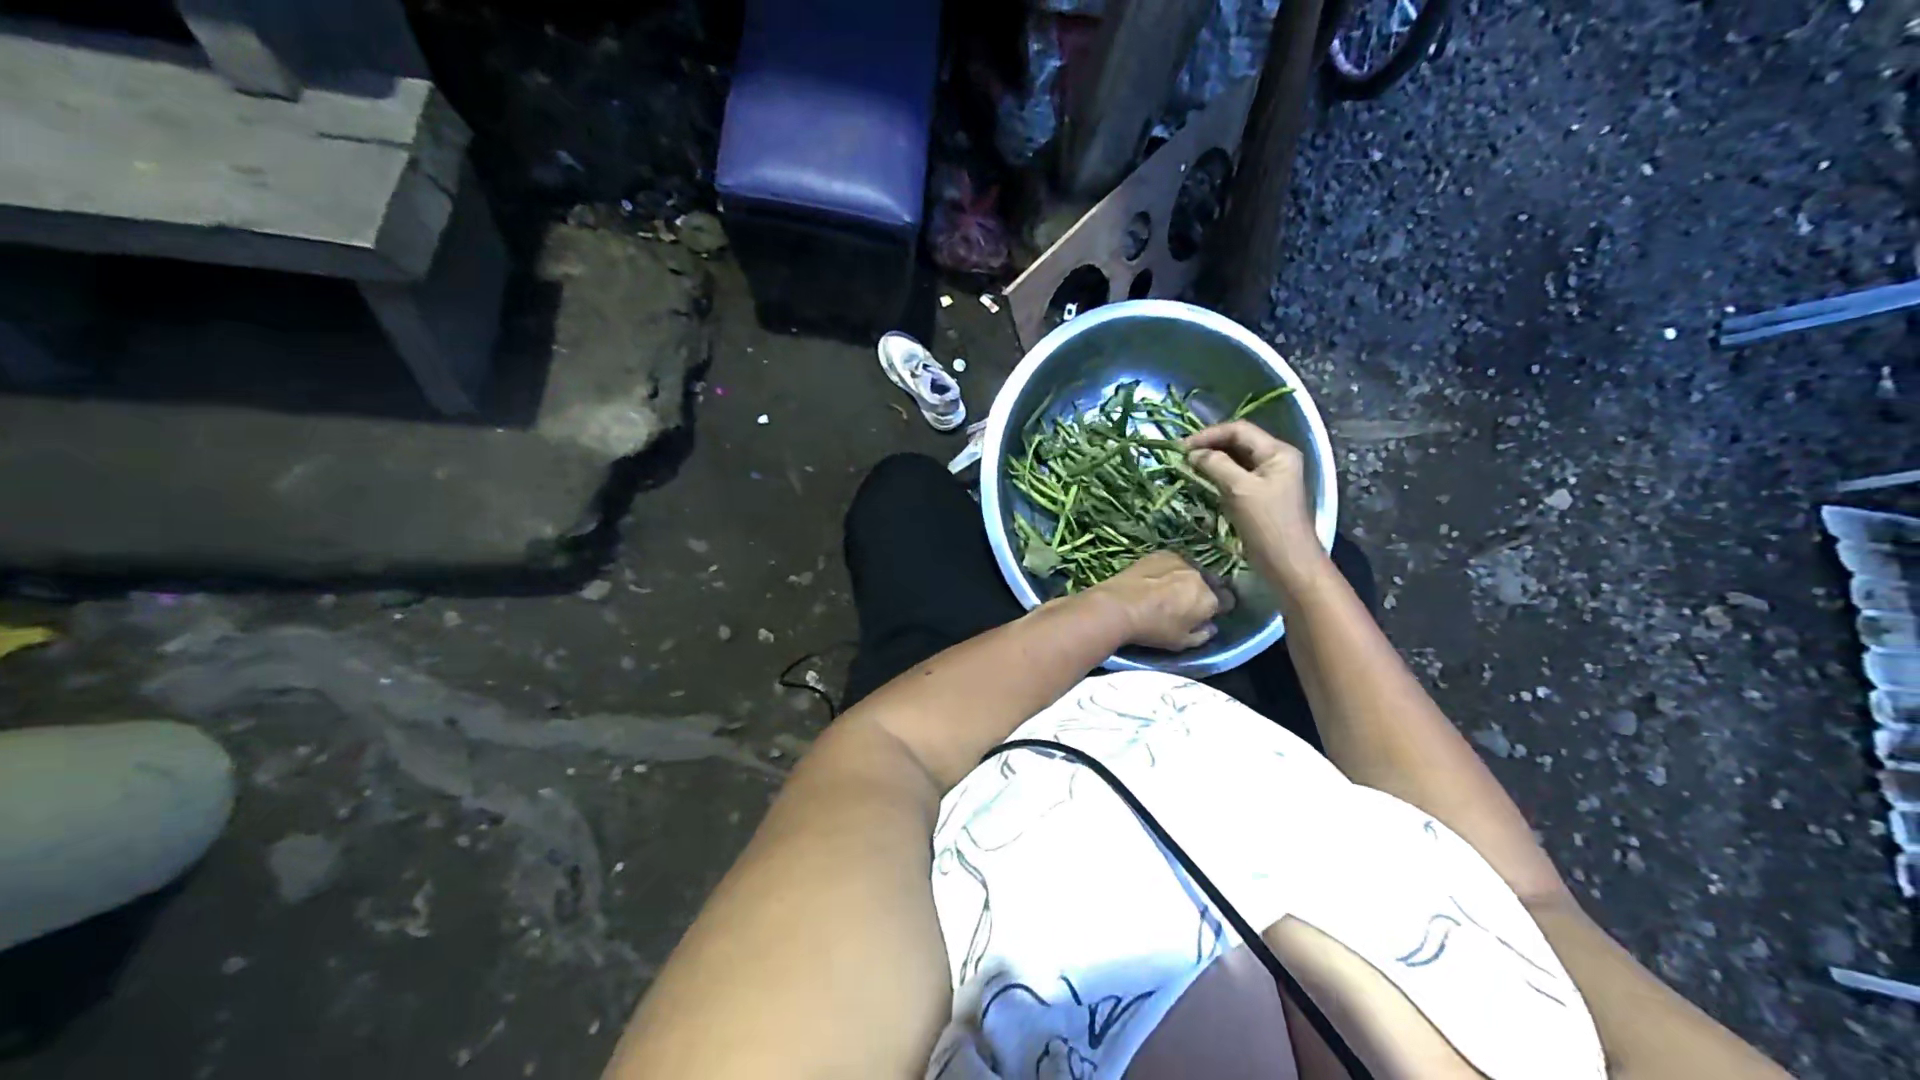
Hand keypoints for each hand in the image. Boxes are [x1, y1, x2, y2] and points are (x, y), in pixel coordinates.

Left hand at [1083, 551, 1232, 650]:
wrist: (1118, 606)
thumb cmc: (1152, 629)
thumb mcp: (1181, 642)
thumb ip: (1202, 635)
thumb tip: (1210, 627)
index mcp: (1210, 599)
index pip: (1227, 602)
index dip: (1220, 608)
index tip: (1210, 614)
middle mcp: (1200, 576)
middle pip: (1210, 583)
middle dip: (1205, 592)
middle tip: (1190, 602)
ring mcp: (1180, 562)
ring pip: (1192, 570)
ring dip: (1188, 579)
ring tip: (1172, 589)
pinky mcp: (1161, 554)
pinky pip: (1174, 562)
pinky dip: (1170, 569)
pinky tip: (1158, 578)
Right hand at [1185, 421, 1328, 590]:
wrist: (1287, 562)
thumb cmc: (1267, 524)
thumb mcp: (1239, 489)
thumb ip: (1216, 465)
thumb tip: (1193, 453)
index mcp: (1277, 452)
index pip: (1239, 430)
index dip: (1209, 434)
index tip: (1182, 447)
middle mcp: (1275, 459)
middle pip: (1238, 442)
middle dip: (1209, 445)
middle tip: (1181, 456)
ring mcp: (1268, 477)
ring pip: (1235, 458)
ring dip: (1211, 460)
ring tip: (1187, 465)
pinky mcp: (1260, 494)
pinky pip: (1235, 475)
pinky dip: (1217, 474)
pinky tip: (1201, 479)